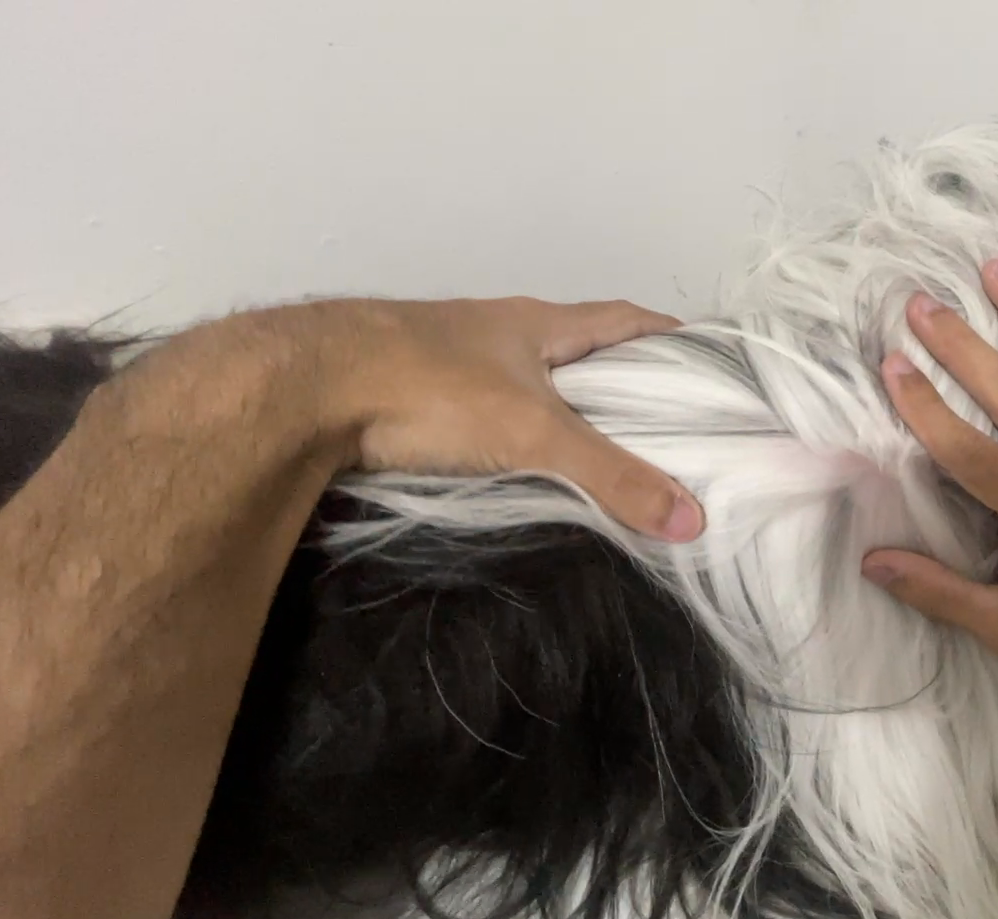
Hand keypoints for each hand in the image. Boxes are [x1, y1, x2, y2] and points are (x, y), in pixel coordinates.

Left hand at [247, 297, 702, 541]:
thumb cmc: (431, 387)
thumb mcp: (538, 434)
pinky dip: (520, 422)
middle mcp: (499, 330)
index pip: (621, 317)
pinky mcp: (416, 388)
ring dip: (567, 398)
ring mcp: (453, 356)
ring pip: (531, 373)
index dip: (664, 332)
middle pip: (579, 343)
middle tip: (661, 409)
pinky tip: (525, 451)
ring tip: (602, 438)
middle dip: (622, 370)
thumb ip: (614, 477)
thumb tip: (692, 521)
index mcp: (538, 324)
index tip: (700, 354)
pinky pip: (491, 401)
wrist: (297, 387)